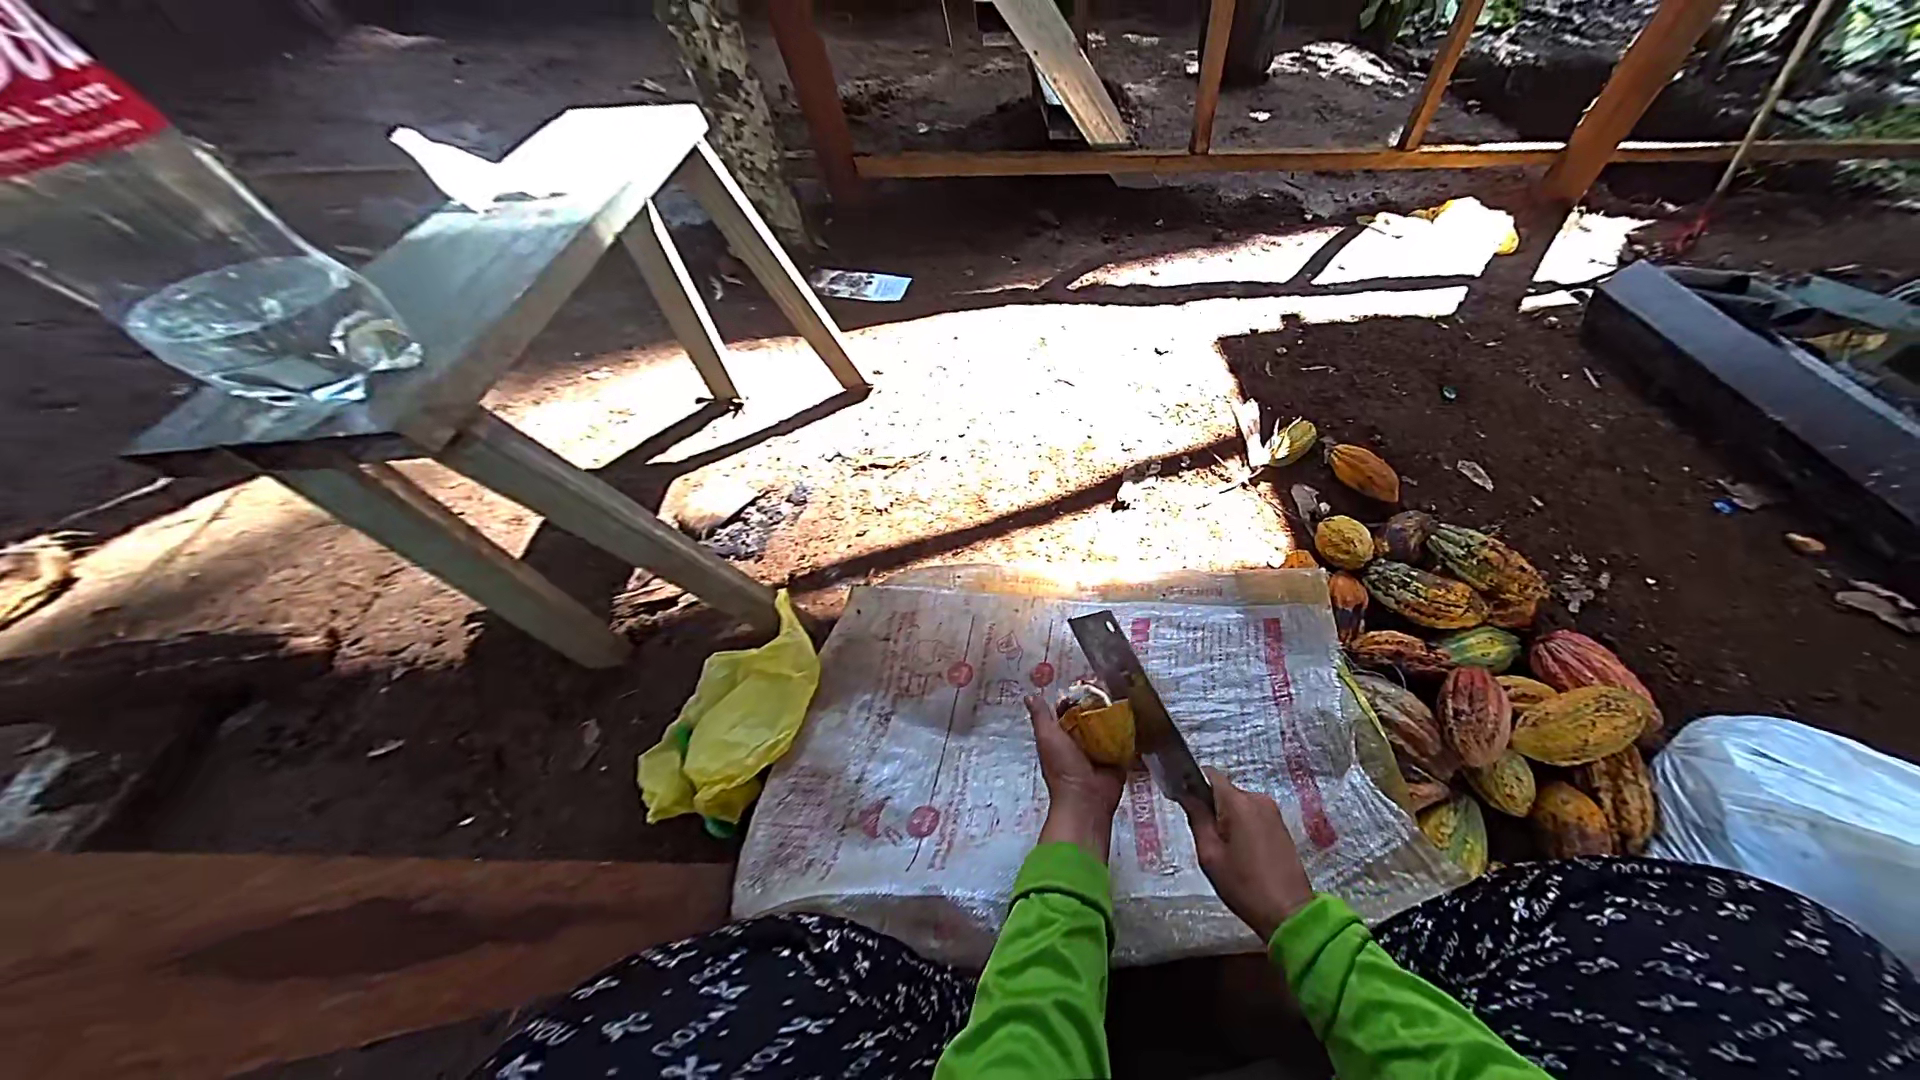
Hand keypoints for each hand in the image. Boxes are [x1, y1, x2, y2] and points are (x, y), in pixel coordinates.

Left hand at [1028, 694, 1125, 862]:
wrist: (1086, 799)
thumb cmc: (1062, 766)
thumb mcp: (1047, 736)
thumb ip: (1040, 716)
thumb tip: (1029, 694)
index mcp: (1062, 733)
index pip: (1069, 708)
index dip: (1076, 695)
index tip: (1089, 679)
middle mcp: (1081, 739)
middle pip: (1091, 714)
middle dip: (1099, 701)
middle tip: (1112, 683)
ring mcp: (1101, 747)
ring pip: (1108, 724)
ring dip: (1115, 712)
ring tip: (1126, 692)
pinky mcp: (1118, 756)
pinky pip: (1124, 738)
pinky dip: (1128, 727)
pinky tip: (1136, 711)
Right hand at [1179, 767, 1314, 941]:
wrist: (1290, 915)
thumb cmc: (1244, 885)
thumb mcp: (1210, 854)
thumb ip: (1197, 817)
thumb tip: (1186, 793)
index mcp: (1239, 802)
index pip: (1209, 774)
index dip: (1193, 784)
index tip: (1186, 805)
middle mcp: (1258, 799)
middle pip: (1224, 791)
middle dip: (1212, 807)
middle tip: (1207, 839)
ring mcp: (1273, 812)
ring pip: (1238, 804)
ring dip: (1227, 818)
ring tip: (1226, 850)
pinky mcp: (1281, 826)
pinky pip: (1252, 815)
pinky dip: (1242, 826)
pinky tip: (1242, 852)